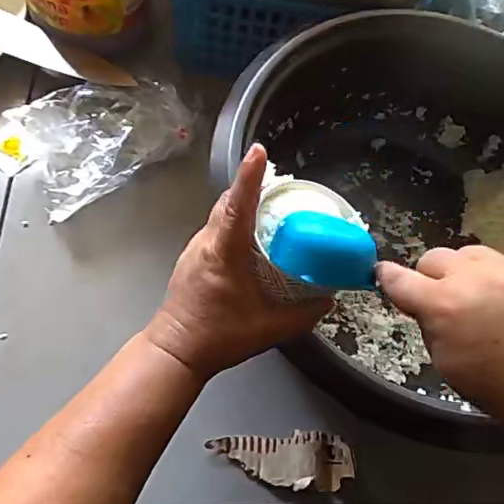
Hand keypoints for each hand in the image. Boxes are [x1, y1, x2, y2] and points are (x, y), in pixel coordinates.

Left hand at [144, 144, 330, 379]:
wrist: (175, 352)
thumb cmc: (217, 337)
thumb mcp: (269, 328)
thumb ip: (303, 314)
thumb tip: (328, 301)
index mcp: (223, 254)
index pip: (238, 206)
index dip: (250, 177)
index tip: (259, 151)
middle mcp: (206, 243)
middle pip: (228, 202)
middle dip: (252, 187)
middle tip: (281, 187)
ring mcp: (195, 249)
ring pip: (220, 214)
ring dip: (243, 207)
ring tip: (272, 212)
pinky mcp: (192, 258)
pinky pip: (216, 229)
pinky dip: (235, 225)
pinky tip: (252, 241)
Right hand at [377, 245, 503, 424]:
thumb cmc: (498, 386)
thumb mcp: (446, 363)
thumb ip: (429, 325)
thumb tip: (424, 307)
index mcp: (443, 305)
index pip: (399, 279)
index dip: (386, 277)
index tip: (382, 277)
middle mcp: (471, 277)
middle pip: (433, 258)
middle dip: (431, 278)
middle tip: (443, 302)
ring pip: (467, 254)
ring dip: (463, 272)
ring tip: (478, 298)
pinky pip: (500, 261)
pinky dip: (495, 276)